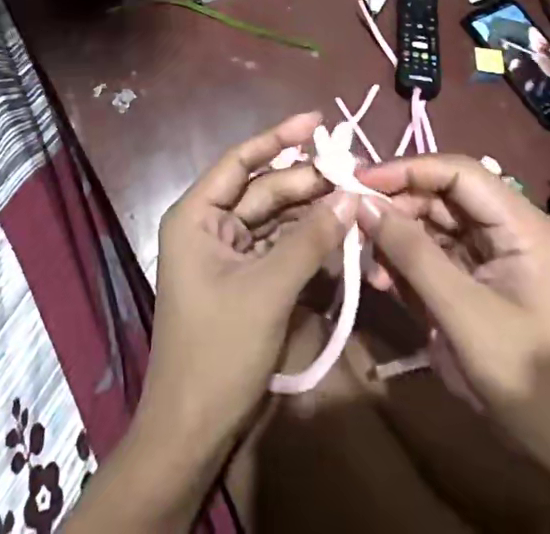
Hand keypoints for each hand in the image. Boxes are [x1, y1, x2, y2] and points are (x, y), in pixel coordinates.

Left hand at [143, 112, 356, 445]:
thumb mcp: (268, 289)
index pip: (240, 161)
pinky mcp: (247, 280)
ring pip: (278, 219)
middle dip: (308, 182)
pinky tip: (341, 234)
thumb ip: (310, 240)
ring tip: (356, 199)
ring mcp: (229, 255)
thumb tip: (351, 197)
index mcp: (197, 216)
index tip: (318, 120)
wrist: (193, 429)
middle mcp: (211, 226)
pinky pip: (282, 248)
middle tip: (356, 171)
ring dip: (313, 212)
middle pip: (265, 190)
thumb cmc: (218, 349)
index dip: (279, 138)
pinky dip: (309, 242)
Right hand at [356, 156, 549, 469]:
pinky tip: (384, 284)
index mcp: (523, 226)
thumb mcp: (464, 313)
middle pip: (446, 198)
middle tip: (354, 224)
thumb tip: (365, 204)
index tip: (359, 180)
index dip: (408, 170)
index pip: (460, 173)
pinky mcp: (486, 287)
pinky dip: (411, 267)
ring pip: (439, 228)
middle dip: (399, 207)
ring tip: (366, 261)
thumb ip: (414, 255)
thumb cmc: (529, 377)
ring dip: (400, 239)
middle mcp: (512, 231)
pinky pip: (442, 260)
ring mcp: (499, 260)